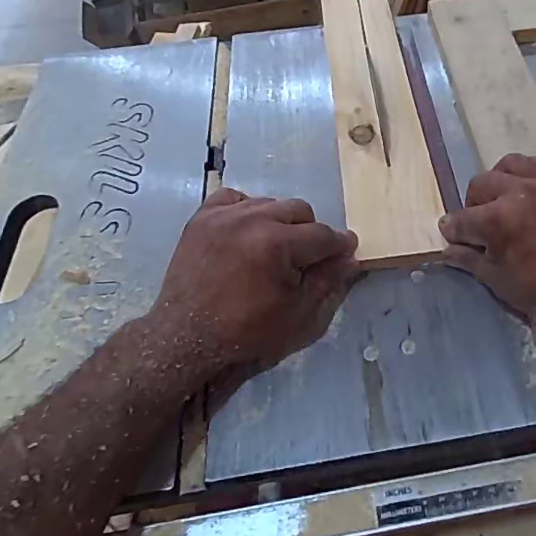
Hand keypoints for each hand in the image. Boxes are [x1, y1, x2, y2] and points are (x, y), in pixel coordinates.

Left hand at [145, 188, 358, 375]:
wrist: (186, 337)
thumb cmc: (246, 332)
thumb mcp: (299, 316)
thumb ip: (328, 282)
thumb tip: (349, 258)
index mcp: (278, 244)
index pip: (323, 235)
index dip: (340, 245)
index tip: (347, 251)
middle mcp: (252, 220)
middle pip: (299, 210)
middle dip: (310, 233)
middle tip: (305, 259)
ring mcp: (223, 216)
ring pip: (270, 203)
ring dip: (280, 222)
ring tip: (273, 250)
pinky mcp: (202, 218)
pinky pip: (234, 198)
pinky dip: (246, 210)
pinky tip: (247, 232)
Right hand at [439, 154, 535, 342]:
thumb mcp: (504, 286)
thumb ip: (472, 261)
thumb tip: (450, 249)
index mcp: (500, 221)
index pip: (461, 219)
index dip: (452, 231)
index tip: (452, 237)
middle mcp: (520, 192)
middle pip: (480, 184)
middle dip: (472, 206)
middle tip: (480, 227)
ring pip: (509, 165)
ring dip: (499, 183)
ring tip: (505, 203)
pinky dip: (530, 172)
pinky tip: (532, 190)